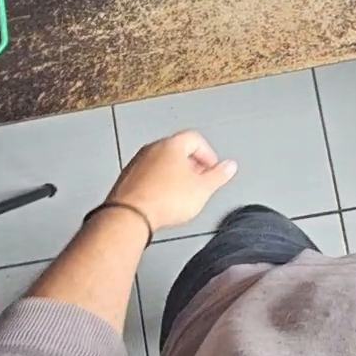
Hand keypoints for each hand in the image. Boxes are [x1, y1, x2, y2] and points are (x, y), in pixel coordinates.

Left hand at [101, 130, 237, 233]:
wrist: (130, 216)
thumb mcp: (202, 189)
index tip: (213, 168)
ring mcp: (137, 163)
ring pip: (161, 162)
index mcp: (172, 145)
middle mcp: (152, 149)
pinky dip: (158, 183)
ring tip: (181, 193)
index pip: (195, 139)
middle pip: (177, 149)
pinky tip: (162, 200)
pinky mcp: (126, 178)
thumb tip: (229, 166)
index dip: (208, 154)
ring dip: (174, 174)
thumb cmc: (162, 200)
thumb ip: (218, 176)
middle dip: (192, 164)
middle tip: (200, 181)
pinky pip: (147, 175)